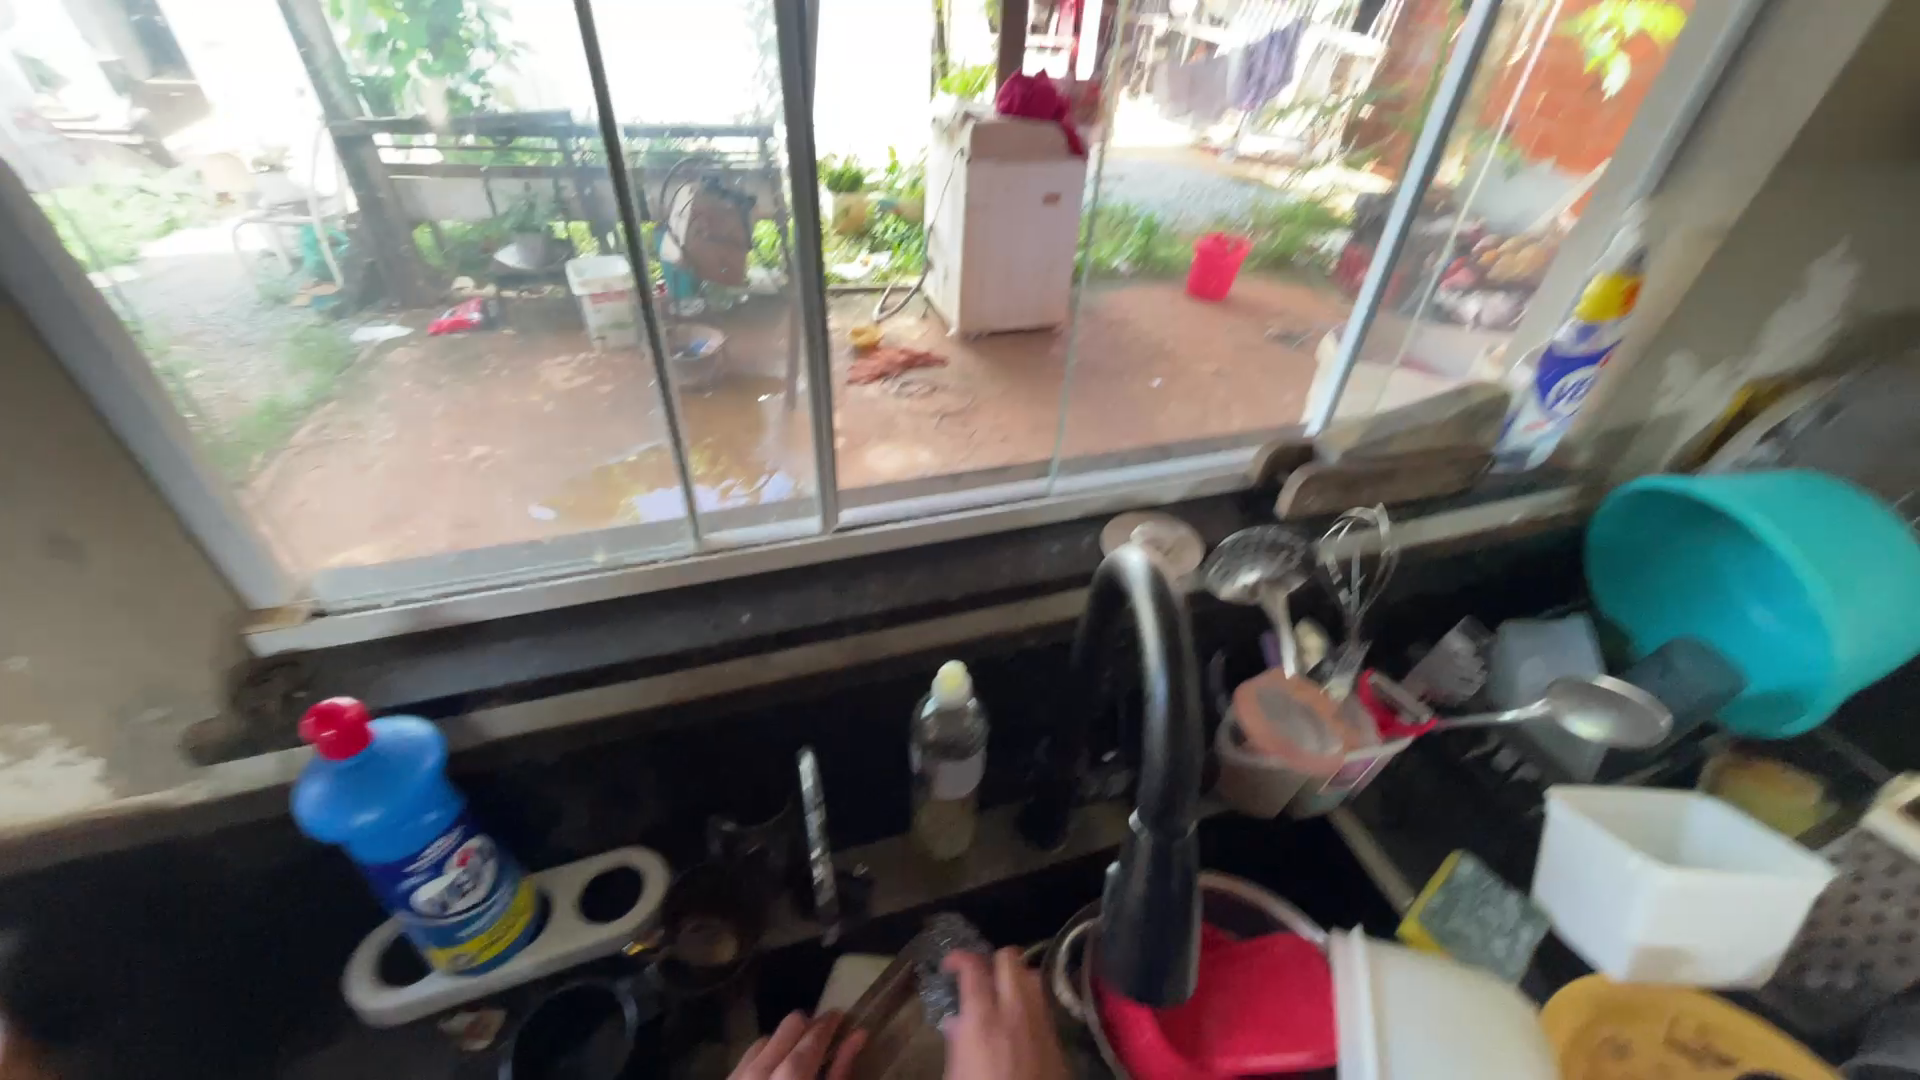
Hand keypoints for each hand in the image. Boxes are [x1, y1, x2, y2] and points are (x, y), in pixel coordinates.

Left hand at [730, 1010, 866, 1079]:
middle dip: (807, 1027)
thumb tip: (858, 1035)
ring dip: (783, 1043)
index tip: (839, 1017)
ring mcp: (739, 1075)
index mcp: (792, 1075)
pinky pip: (746, 1059)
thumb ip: (840, 1072)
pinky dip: (763, 1057)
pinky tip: (771, 1074)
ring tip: (795, 1059)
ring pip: (765, 1039)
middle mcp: (762, 1070)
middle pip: (788, 1026)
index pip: (813, 1036)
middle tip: (821, 1039)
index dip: (829, 1023)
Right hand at [941, 948, 1070, 1079]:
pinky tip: (1021, 1020)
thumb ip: (957, 1042)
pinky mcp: (1057, 1041)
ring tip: (1003, 994)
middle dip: (991, 960)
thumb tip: (957, 1022)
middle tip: (980, 977)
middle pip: (1009, 958)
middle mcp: (1014, 1013)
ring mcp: (1040, 1024)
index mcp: (982, 1020)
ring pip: (1032, 975)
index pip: (973, 967)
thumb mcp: (956, 1075)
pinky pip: (1045, 1004)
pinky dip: (1031, 1001)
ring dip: (1016, 977)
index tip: (950, 964)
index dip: (959, 957)